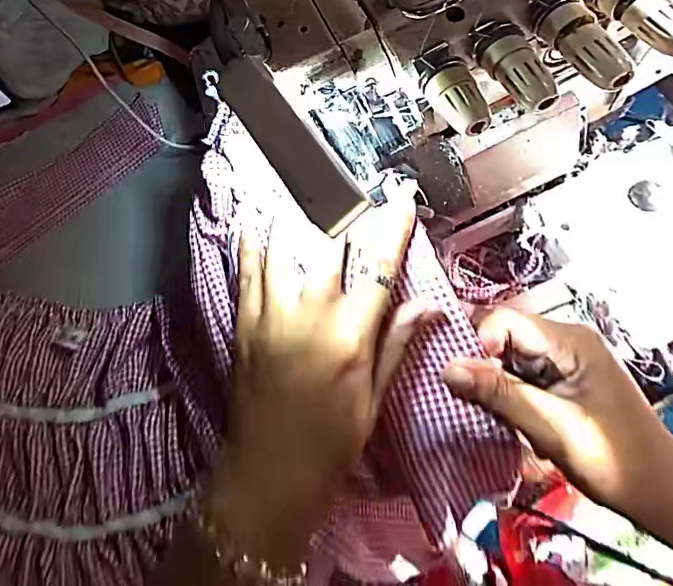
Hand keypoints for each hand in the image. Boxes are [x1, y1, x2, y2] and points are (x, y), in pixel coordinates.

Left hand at [207, 184, 436, 566]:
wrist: (267, 478)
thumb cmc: (331, 443)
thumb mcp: (374, 398)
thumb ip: (396, 342)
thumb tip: (428, 303)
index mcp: (350, 335)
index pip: (378, 266)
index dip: (393, 228)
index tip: (401, 199)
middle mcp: (311, 315)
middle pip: (331, 245)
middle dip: (348, 214)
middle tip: (356, 196)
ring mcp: (272, 315)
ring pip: (285, 247)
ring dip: (298, 218)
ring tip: (307, 194)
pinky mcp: (244, 322)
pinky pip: (247, 271)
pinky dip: (252, 244)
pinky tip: (254, 222)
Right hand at [441, 308, 672, 512]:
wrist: (664, 494)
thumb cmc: (617, 460)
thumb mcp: (553, 428)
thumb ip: (500, 394)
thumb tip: (449, 368)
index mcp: (570, 340)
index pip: (505, 319)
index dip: (477, 343)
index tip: (461, 378)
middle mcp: (565, 340)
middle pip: (504, 335)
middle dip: (481, 363)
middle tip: (463, 395)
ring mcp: (565, 360)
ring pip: (509, 356)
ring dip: (494, 383)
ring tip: (486, 412)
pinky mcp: (562, 381)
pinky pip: (521, 375)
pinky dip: (507, 394)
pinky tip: (506, 418)